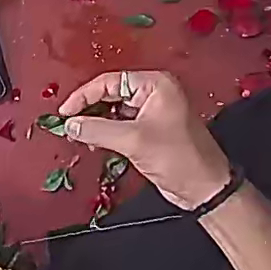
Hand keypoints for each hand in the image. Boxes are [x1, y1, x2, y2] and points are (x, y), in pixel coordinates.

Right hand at [59, 70, 232, 209]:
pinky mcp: (150, 129)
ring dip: (96, 123)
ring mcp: (153, 110)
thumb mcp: (133, 141)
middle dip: (89, 109)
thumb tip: (70, 124)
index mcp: (155, 84)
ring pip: (114, 110)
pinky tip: (94, 143)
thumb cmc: (178, 157)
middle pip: (111, 93)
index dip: (84, 96)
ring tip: (79, 136)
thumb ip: (97, 130)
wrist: (204, 188)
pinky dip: (106, 132)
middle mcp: (154, 92)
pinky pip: (121, 124)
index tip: (65, 112)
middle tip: (69, 125)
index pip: (110, 81)